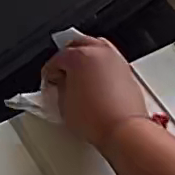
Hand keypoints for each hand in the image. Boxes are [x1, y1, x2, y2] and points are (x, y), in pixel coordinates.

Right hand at [41, 33, 148, 148]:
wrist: (123, 130)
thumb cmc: (96, 118)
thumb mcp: (63, 103)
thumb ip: (59, 86)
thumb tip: (61, 84)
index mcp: (78, 56)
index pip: (56, 59)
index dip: (48, 73)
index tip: (48, 81)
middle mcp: (99, 52)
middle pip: (77, 44)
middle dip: (67, 56)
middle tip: (61, 72)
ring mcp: (115, 60)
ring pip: (96, 47)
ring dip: (85, 57)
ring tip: (79, 74)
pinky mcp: (127, 70)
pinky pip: (109, 60)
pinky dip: (100, 65)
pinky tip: (94, 80)